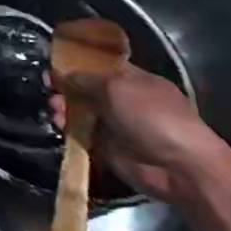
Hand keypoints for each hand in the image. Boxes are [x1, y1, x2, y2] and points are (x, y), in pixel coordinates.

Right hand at [52, 63, 230, 205]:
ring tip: (54, 107)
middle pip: (87, 88)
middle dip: (66, 86)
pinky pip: (81, 133)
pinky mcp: (108, 147)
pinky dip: (68, 127)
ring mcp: (118, 125)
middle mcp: (126, 101)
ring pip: (81, 110)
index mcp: (137, 81)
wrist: (181, 168)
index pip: (103, 66)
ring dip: (64, 106)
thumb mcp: (116, 87)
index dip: (78, 62)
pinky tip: (59, 123)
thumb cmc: (154, 117)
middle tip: (49, 86)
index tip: (53, 62)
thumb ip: (85, 78)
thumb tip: (62, 75)